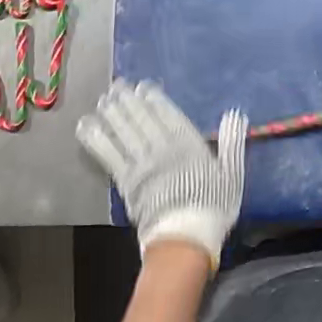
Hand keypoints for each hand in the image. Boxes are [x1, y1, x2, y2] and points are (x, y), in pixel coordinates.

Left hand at [76, 80, 245, 266]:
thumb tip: (235, 115)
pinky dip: (96, 138)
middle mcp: (161, 147)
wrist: (186, 235)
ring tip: (103, 99)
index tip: (144, 87)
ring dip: (112, 113)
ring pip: (123, 131)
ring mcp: (141, 162)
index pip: (168, 114)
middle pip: (141, 118)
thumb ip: (232, 144)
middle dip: (129, 100)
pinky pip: (107, 153)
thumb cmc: (213, 207)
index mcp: (188, 144)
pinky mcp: (124, 178)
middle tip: (118, 86)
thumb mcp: (231, 175)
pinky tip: (86, 125)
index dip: (154, 99)